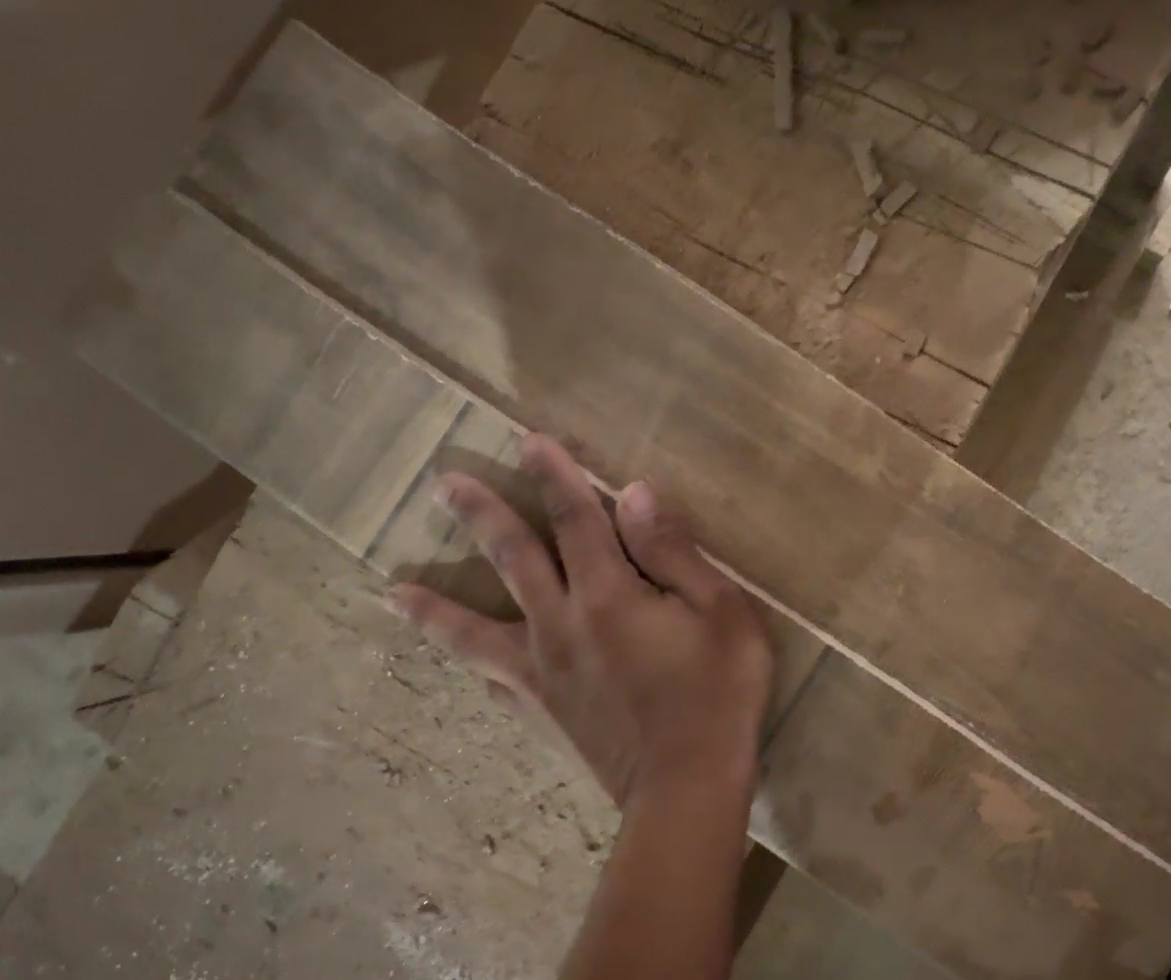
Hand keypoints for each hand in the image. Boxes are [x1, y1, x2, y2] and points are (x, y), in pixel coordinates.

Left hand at [388, 434, 774, 812]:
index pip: (578, 520)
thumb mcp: (721, 611)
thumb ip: (674, 552)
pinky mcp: (540, 710)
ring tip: (395, 587)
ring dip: (438, 601)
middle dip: (484, 514)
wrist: (687, 785)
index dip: (556, 477)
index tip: (531, 439)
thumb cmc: (718, 691)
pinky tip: (452, 657)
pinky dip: (464, 662)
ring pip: (475, 627)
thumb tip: (634, 494)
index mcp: (609, 595)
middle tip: (446, 480)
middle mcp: (561, 624)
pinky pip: (489, 678)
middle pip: (514, 558)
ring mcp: (541, 671)